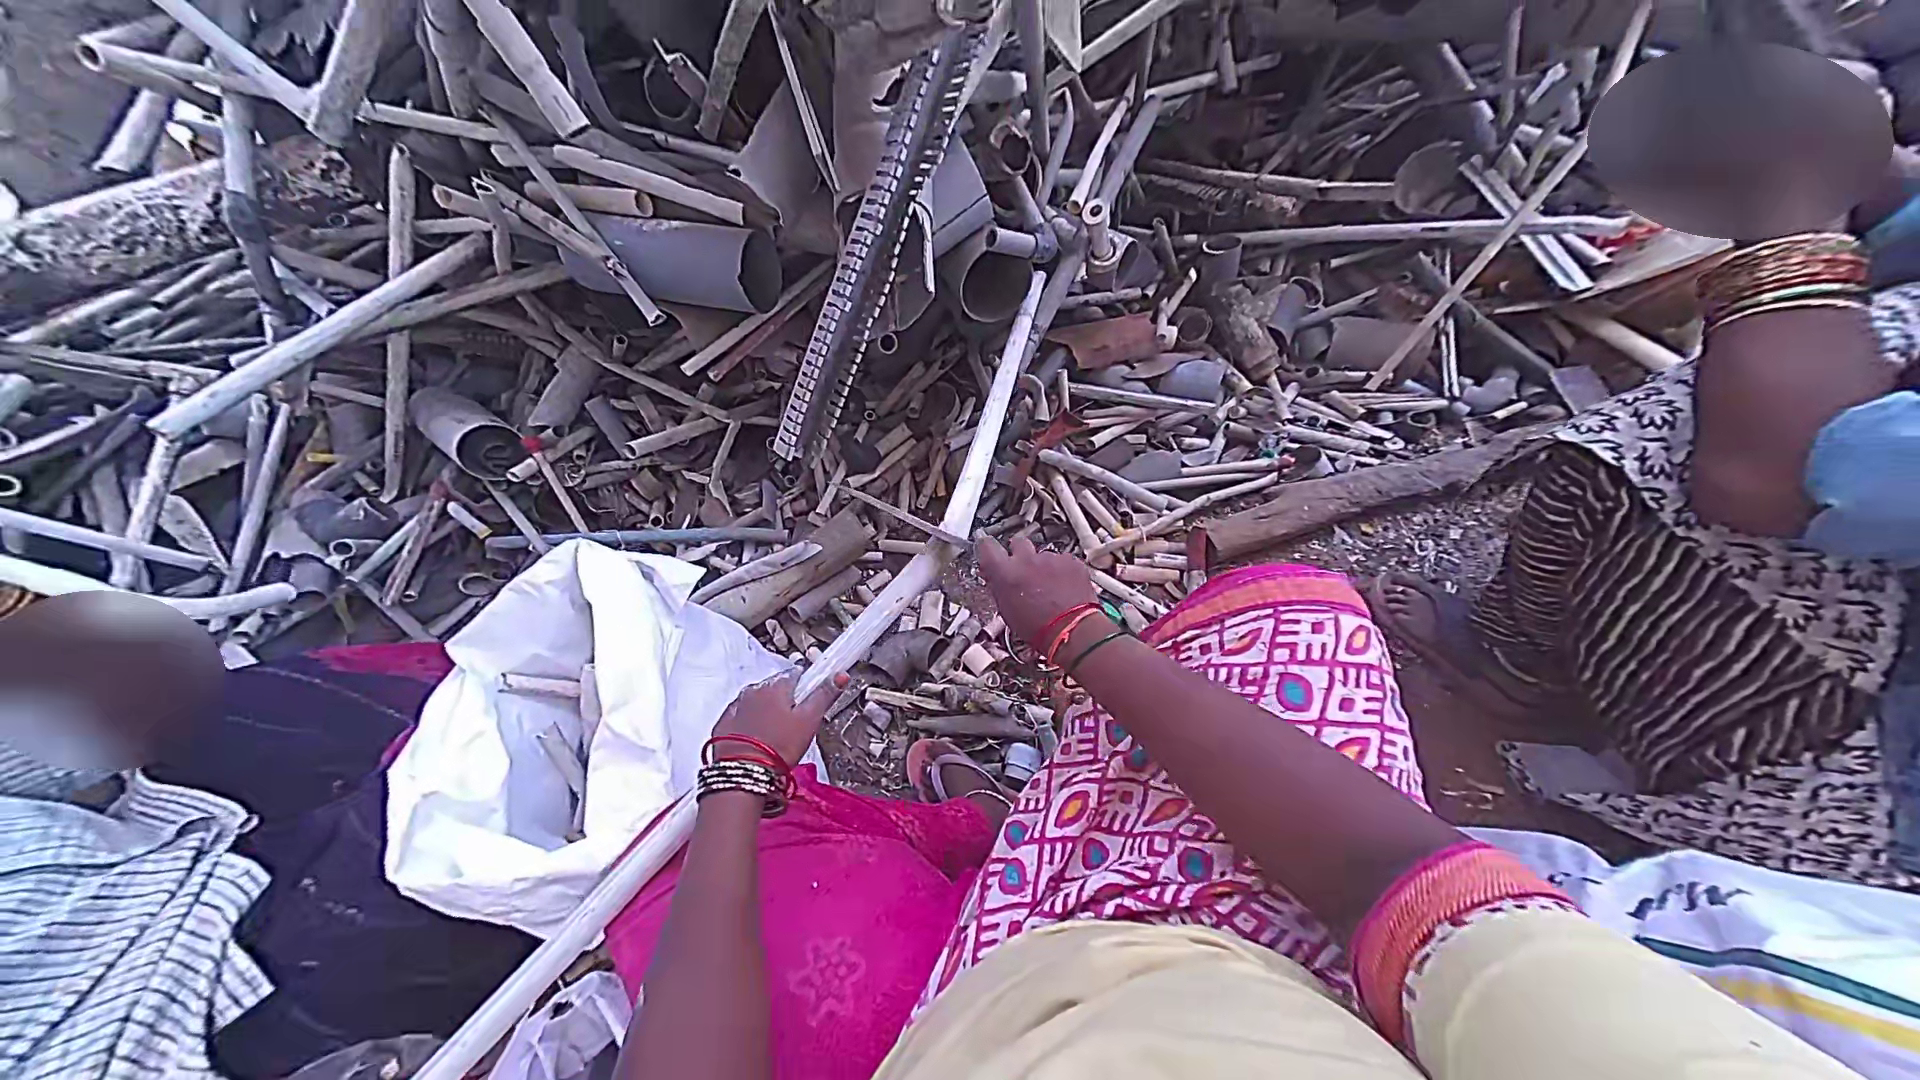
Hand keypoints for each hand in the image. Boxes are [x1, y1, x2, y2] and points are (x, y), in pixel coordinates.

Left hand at [711, 671, 843, 765]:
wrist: (743, 775)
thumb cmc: (780, 746)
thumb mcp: (810, 720)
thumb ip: (825, 695)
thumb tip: (841, 675)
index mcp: (776, 686)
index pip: (796, 675)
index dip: (805, 688)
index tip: (809, 705)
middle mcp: (752, 690)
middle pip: (774, 689)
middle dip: (784, 701)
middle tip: (794, 725)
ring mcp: (735, 707)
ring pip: (755, 703)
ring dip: (765, 712)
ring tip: (774, 736)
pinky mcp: (722, 726)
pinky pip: (739, 718)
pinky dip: (747, 724)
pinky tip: (755, 740)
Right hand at [974, 535, 1096, 647]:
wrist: (1072, 631)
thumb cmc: (1040, 629)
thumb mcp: (1007, 610)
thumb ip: (999, 586)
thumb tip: (996, 578)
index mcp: (1005, 572)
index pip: (987, 546)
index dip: (988, 549)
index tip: (991, 552)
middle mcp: (1026, 559)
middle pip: (1018, 544)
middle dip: (1019, 555)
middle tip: (1024, 573)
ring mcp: (1050, 558)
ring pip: (1042, 555)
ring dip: (1043, 567)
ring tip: (1048, 589)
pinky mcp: (1070, 561)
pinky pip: (1062, 560)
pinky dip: (1062, 571)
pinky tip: (1063, 588)